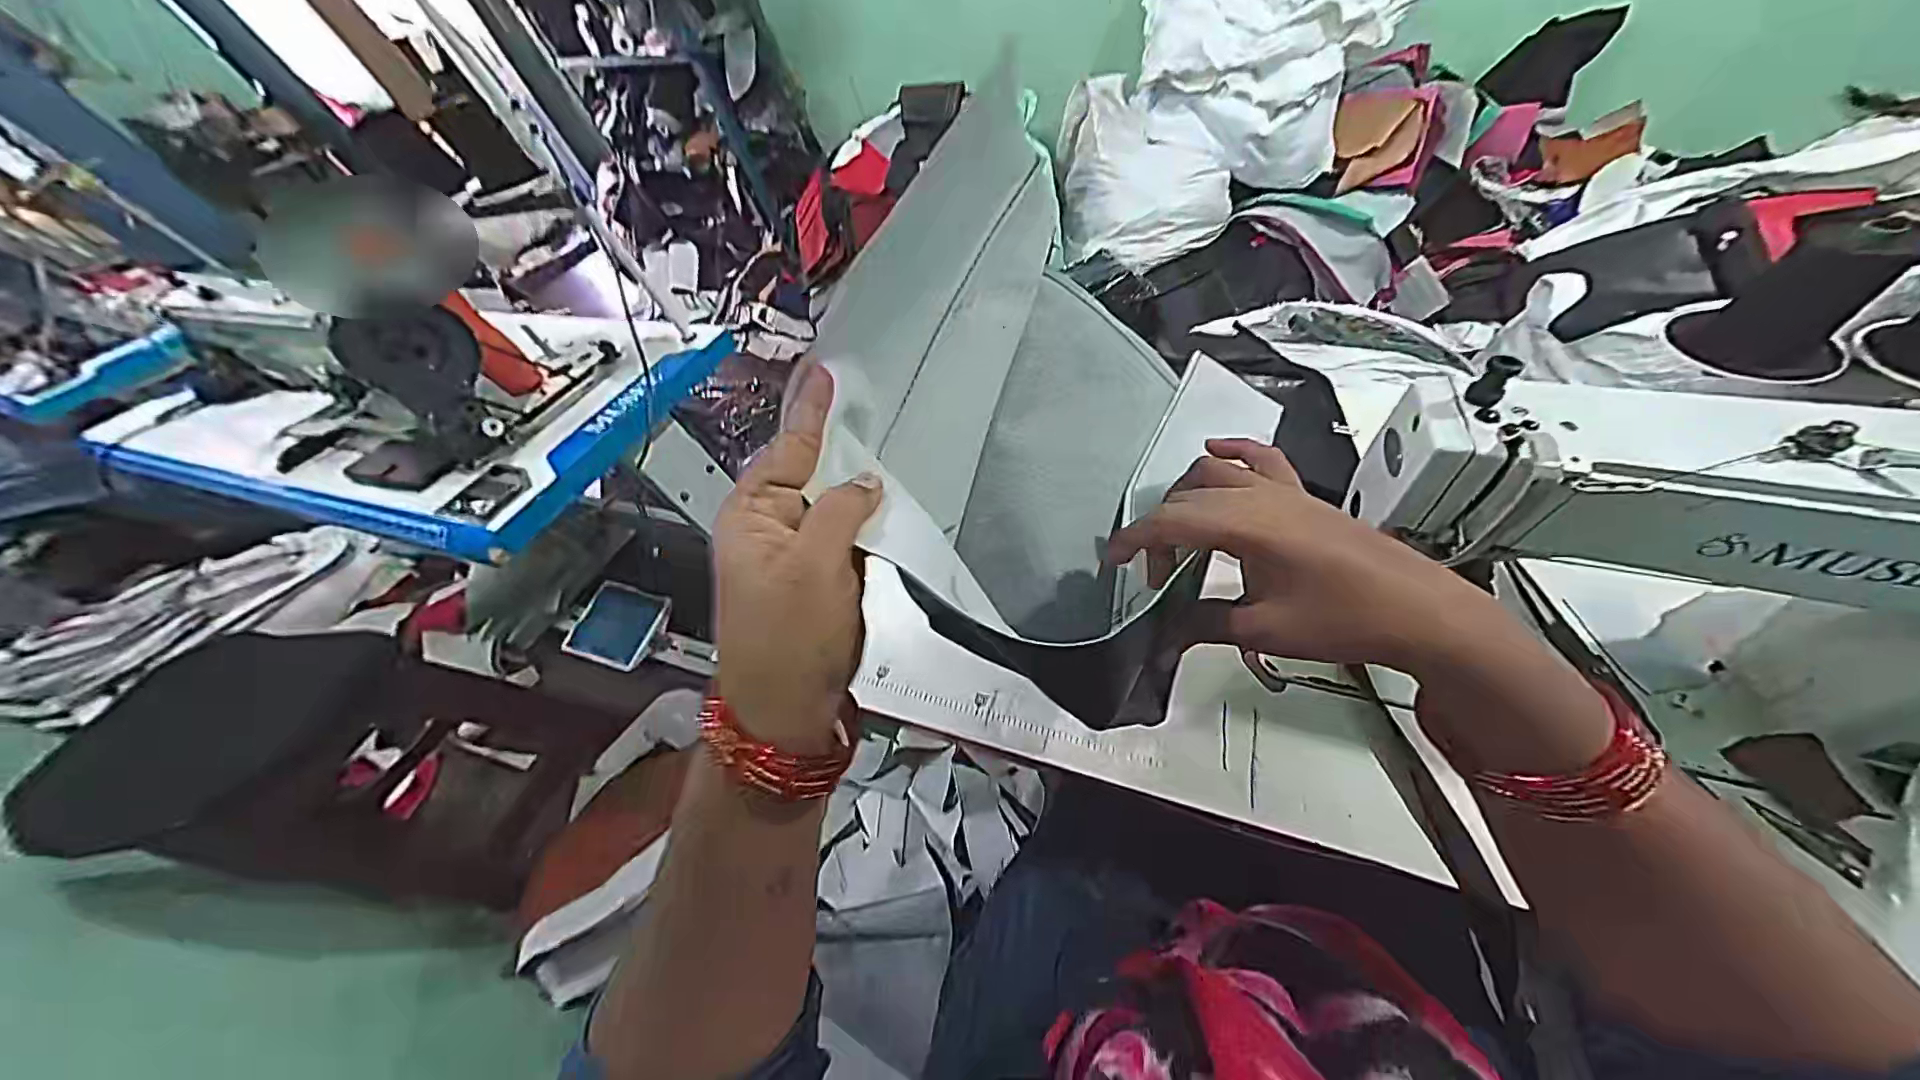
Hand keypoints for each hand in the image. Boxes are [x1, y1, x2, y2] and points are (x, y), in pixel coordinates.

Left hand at [712, 364, 881, 753]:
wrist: (787, 708)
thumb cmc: (788, 639)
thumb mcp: (815, 565)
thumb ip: (840, 510)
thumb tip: (865, 483)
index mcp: (751, 516)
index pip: (789, 448)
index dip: (810, 410)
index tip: (823, 374)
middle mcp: (768, 529)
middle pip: (811, 476)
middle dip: (840, 455)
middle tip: (865, 417)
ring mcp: (793, 557)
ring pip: (833, 509)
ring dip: (857, 498)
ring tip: (880, 474)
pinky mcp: (816, 580)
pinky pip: (844, 540)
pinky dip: (864, 531)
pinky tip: (883, 523)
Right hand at [1106, 438, 1514, 675]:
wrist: (1421, 611)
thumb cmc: (1344, 619)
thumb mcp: (1263, 630)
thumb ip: (1203, 625)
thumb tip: (1165, 639)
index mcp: (1246, 526)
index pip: (1171, 522)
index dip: (1134, 540)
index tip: (1113, 561)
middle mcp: (1260, 498)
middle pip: (1186, 499)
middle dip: (1160, 534)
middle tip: (1161, 578)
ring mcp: (1284, 491)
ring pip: (1214, 473)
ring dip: (1185, 499)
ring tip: (1182, 537)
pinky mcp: (1303, 496)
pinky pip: (1261, 460)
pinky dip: (1233, 453)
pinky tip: (1216, 452)